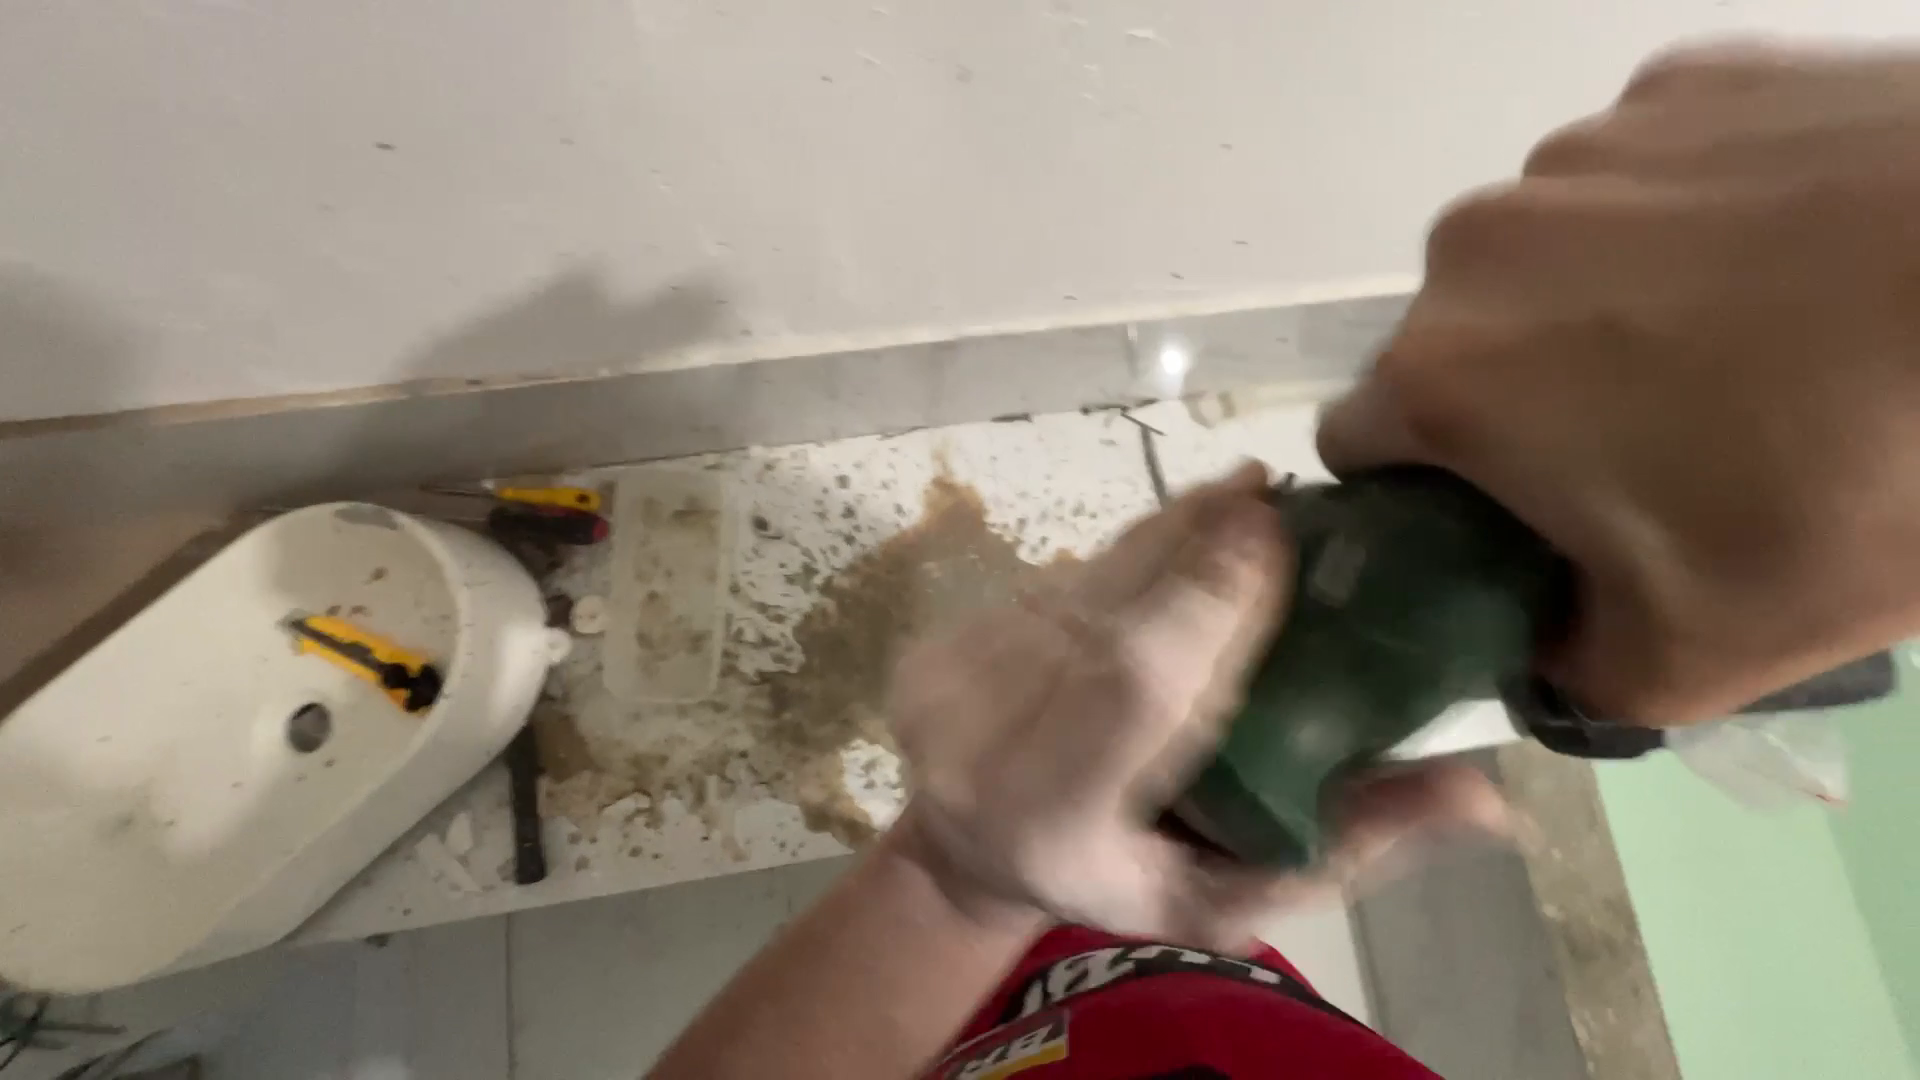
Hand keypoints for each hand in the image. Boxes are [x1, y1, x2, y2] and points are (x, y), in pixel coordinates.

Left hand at [885, 465, 1507, 948]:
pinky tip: (1165, 539)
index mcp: (1056, 811)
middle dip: (1190, 544)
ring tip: (1229, 499)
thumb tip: (1483, 794)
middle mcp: (988, 733)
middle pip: (1106, 611)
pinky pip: (1050, 583)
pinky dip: (1115, 558)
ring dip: (1158, 536)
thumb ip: (1339, 850)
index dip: (1207, 600)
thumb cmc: (1110, 881)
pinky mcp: (941, 643)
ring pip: (1079, 583)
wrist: (970, 842)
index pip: (1136, 683)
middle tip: (1262, 491)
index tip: (1271, 524)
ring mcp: (954, 677)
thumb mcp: (1223, 899)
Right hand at [1319, 41, 1919, 725]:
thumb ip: (1561, 673)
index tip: (1488, 505)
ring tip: (1715, 330)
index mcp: (1434, 379)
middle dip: (1494, 396)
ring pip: (1518, 262)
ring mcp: (1571, 158)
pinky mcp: (1678, 84)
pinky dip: (1656, 219)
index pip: (1350, 442)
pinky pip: (1615, 178)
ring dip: (1568, 304)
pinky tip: (1765, 246)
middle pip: (1435, 350)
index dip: (1408, 484)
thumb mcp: (1695, 649)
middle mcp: (1464, 255)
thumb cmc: (1859, 477)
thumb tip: (1524, 653)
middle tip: (1627, 434)